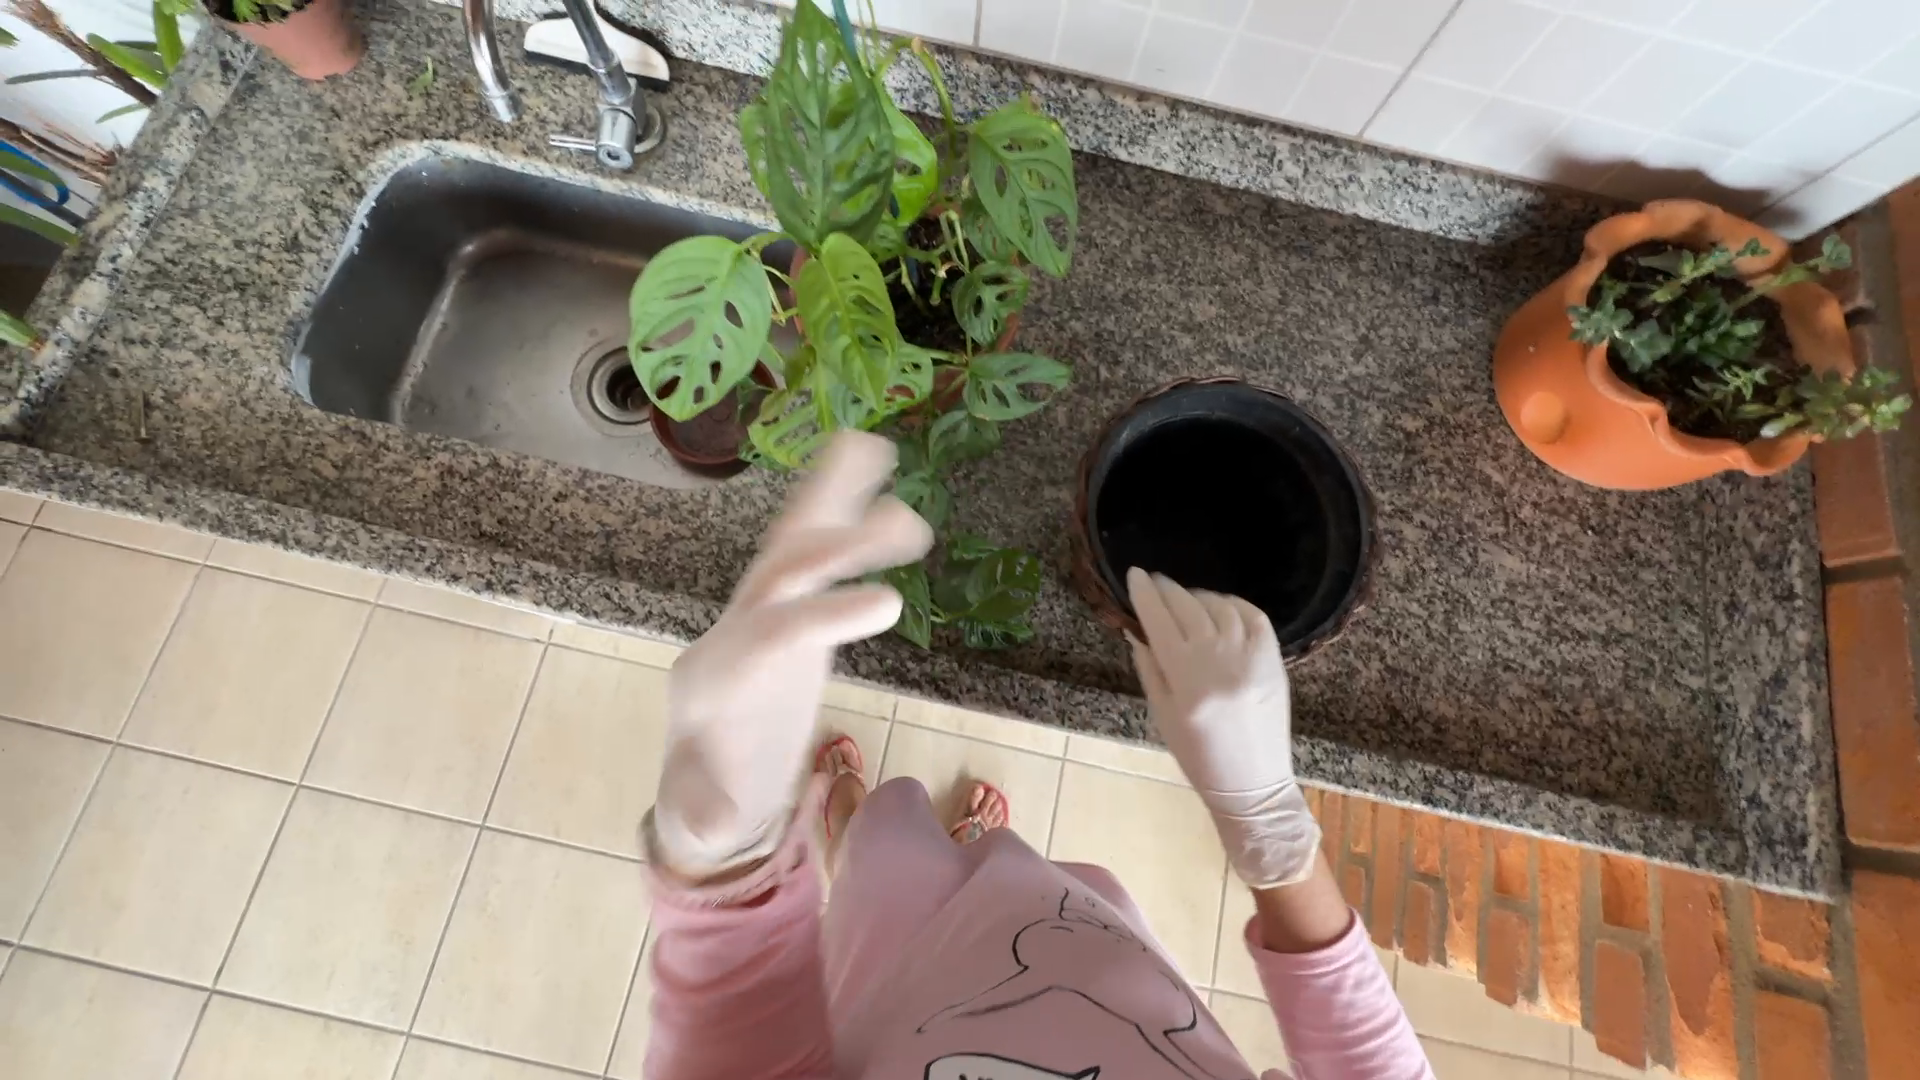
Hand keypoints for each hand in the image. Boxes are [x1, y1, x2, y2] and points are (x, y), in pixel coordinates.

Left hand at [646, 433, 932, 883]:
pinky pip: (815, 547)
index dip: (828, 613)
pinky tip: (872, 469)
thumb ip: (708, 809)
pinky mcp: (790, 604)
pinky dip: (839, 506)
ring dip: (833, 493)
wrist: (711, 764)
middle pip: (781, 569)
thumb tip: (714, 823)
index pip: (773, 630)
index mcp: (715, 673)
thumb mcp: (707, 809)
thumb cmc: (714, 791)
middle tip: (905, 520)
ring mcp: (763, 607)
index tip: (892, 602)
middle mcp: (736, 624)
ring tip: (875, 446)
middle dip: (840, 544)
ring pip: (795, 539)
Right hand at [1126, 567, 1321, 889]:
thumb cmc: (1197, 755)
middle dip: (1167, 589)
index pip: (1158, 620)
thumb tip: (1136, 628)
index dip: (1144, 593)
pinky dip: (1231, 604)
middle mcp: (1218, 660)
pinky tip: (1219, 607)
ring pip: (1218, 606)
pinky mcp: (1273, 658)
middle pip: (1187, 607)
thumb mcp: (1161, 713)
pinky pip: (1251, 615)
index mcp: (1185, 678)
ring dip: (1196, 596)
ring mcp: (1250, 657)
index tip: (1134, 574)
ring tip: (1184, 598)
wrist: (1253, 783)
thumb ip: (1149, 666)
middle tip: (1154, 582)